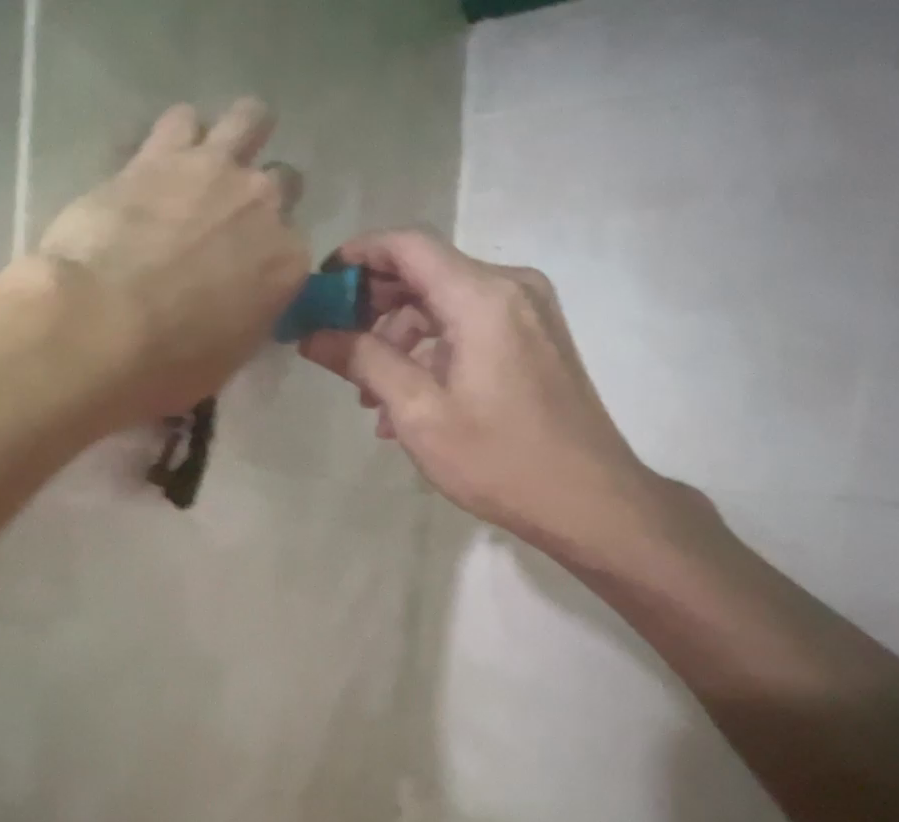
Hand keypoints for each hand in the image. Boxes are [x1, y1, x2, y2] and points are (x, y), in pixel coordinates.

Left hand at [36, 99, 308, 425]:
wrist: (99, 327)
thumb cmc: (161, 368)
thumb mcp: (218, 365)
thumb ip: (237, 325)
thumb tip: (226, 315)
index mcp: (284, 266)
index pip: (290, 252)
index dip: (265, 261)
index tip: (240, 275)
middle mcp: (261, 206)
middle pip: (279, 182)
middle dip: (257, 197)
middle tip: (222, 219)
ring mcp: (212, 170)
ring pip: (248, 121)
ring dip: (234, 136)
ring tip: (203, 159)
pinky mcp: (156, 155)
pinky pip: (180, 120)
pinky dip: (172, 135)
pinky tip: (154, 156)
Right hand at [301, 229, 683, 544]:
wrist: (586, 499)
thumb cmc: (496, 457)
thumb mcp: (417, 412)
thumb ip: (363, 361)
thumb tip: (313, 334)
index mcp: (482, 297)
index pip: (407, 245)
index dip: (356, 256)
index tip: (316, 288)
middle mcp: (510, 288)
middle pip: (423, 272)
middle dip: (370, 305)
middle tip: (330, 345)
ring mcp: (526, 312)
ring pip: (441, 303)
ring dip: (396, 339)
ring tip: (368, 395)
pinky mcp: (532, 338)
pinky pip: (465, 326)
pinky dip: (427, 352)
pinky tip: (405, 403)